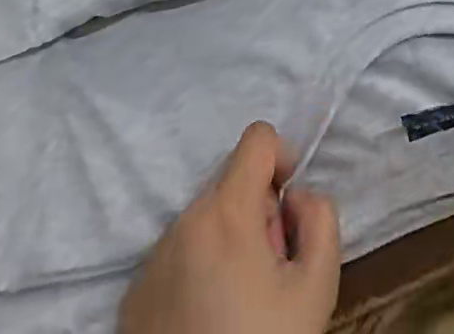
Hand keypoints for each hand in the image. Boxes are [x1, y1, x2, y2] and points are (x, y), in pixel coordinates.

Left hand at [119, 122, 339, 333]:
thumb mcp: (319, 282)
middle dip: (259, 210)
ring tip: (239, 301)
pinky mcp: (133, 294)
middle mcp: (182, 223)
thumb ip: (320, 215)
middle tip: (268, 270)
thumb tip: (295, 196)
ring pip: (206, 217)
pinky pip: (178, 252)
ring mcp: (151, 259)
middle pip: (232, 182)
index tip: (287, 206)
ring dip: (230, 238)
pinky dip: (199, 266)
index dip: (283, 159)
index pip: (257, 138)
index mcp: (226, 212)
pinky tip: (208, 320)